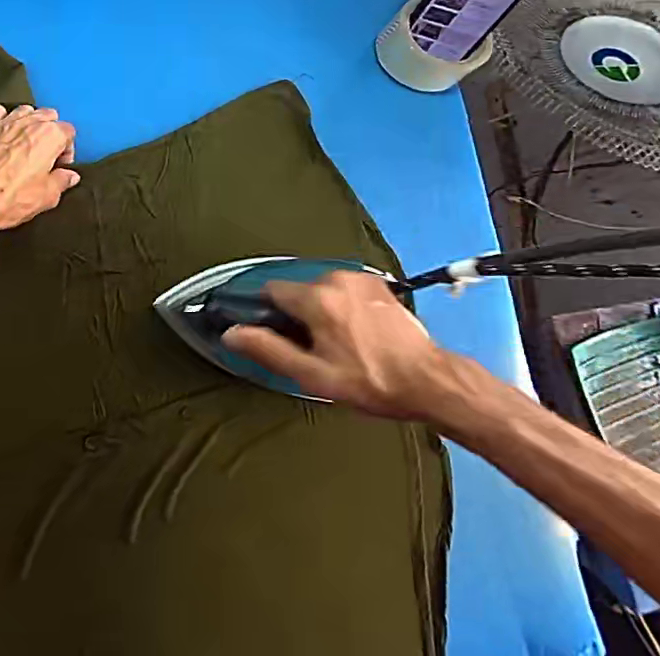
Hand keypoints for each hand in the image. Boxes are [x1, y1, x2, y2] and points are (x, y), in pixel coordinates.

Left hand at [0, 104, 79, 248]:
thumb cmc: (11, 198)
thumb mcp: (47, 196)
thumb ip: (62, 181)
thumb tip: (69, 176)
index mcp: (51, 136)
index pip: (68, 132)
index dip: (67, 150)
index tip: (60, 166)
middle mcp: (30, 122)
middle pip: (48, 116)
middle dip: (50, 132)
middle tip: (45, 155)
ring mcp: (5, 122)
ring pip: (25, 110)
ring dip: (29, 123)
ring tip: (25, 144)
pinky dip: (2, 118)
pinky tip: (2, 134)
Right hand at [222, 270, 448, 419]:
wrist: (427, 379)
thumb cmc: (368, 381)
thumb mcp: (313, 375)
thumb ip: (269, 350)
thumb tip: (232, 333)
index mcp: (316, 298)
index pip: (272, 290)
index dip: (269, 313)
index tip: (278, 334)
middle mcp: (335, 278)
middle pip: (299, 291)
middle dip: (300, 314)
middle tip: (316, 348)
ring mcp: (359, 278)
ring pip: (322, 289)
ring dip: (322, 309)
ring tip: (342, 342)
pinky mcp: (378, 283)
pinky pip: (345, 288)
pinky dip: (344, 304)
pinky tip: (359, 330)